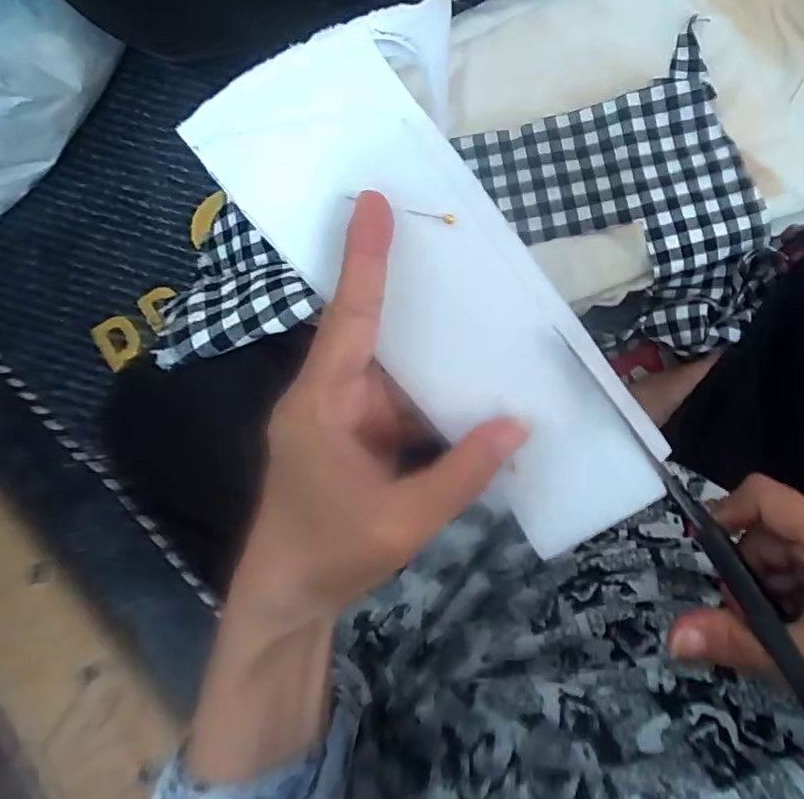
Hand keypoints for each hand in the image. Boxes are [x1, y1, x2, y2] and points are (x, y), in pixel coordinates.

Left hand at [228, 190, 527, 634]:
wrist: (285, 601)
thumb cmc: (328, 556)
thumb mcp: (401, 521)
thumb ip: (462, 472)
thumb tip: (517, 425)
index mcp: (324, 402)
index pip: (351, 316)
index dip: (365, 257)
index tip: (371, 202)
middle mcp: (332, 394)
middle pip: (375, 328)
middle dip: (409, 286)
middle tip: (448, 242)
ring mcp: (346, 413)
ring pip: (396, 365)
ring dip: (435, 350)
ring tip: (483, 314)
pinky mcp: (360, 432)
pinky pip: (404, 397)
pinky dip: (436, 392)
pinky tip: (475, 385)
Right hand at [668, 474, 803, 743]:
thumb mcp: (803, 662)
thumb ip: (735, 642)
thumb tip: (674, 635)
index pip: (763, 496)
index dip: (724, 513)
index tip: (700, 550)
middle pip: (767, 530)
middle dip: (747, 573)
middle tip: (745, 620)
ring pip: (778, 549)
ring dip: (765, 587)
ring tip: (776, 632)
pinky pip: (797, 562)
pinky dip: (784, 591)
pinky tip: (794, 627)